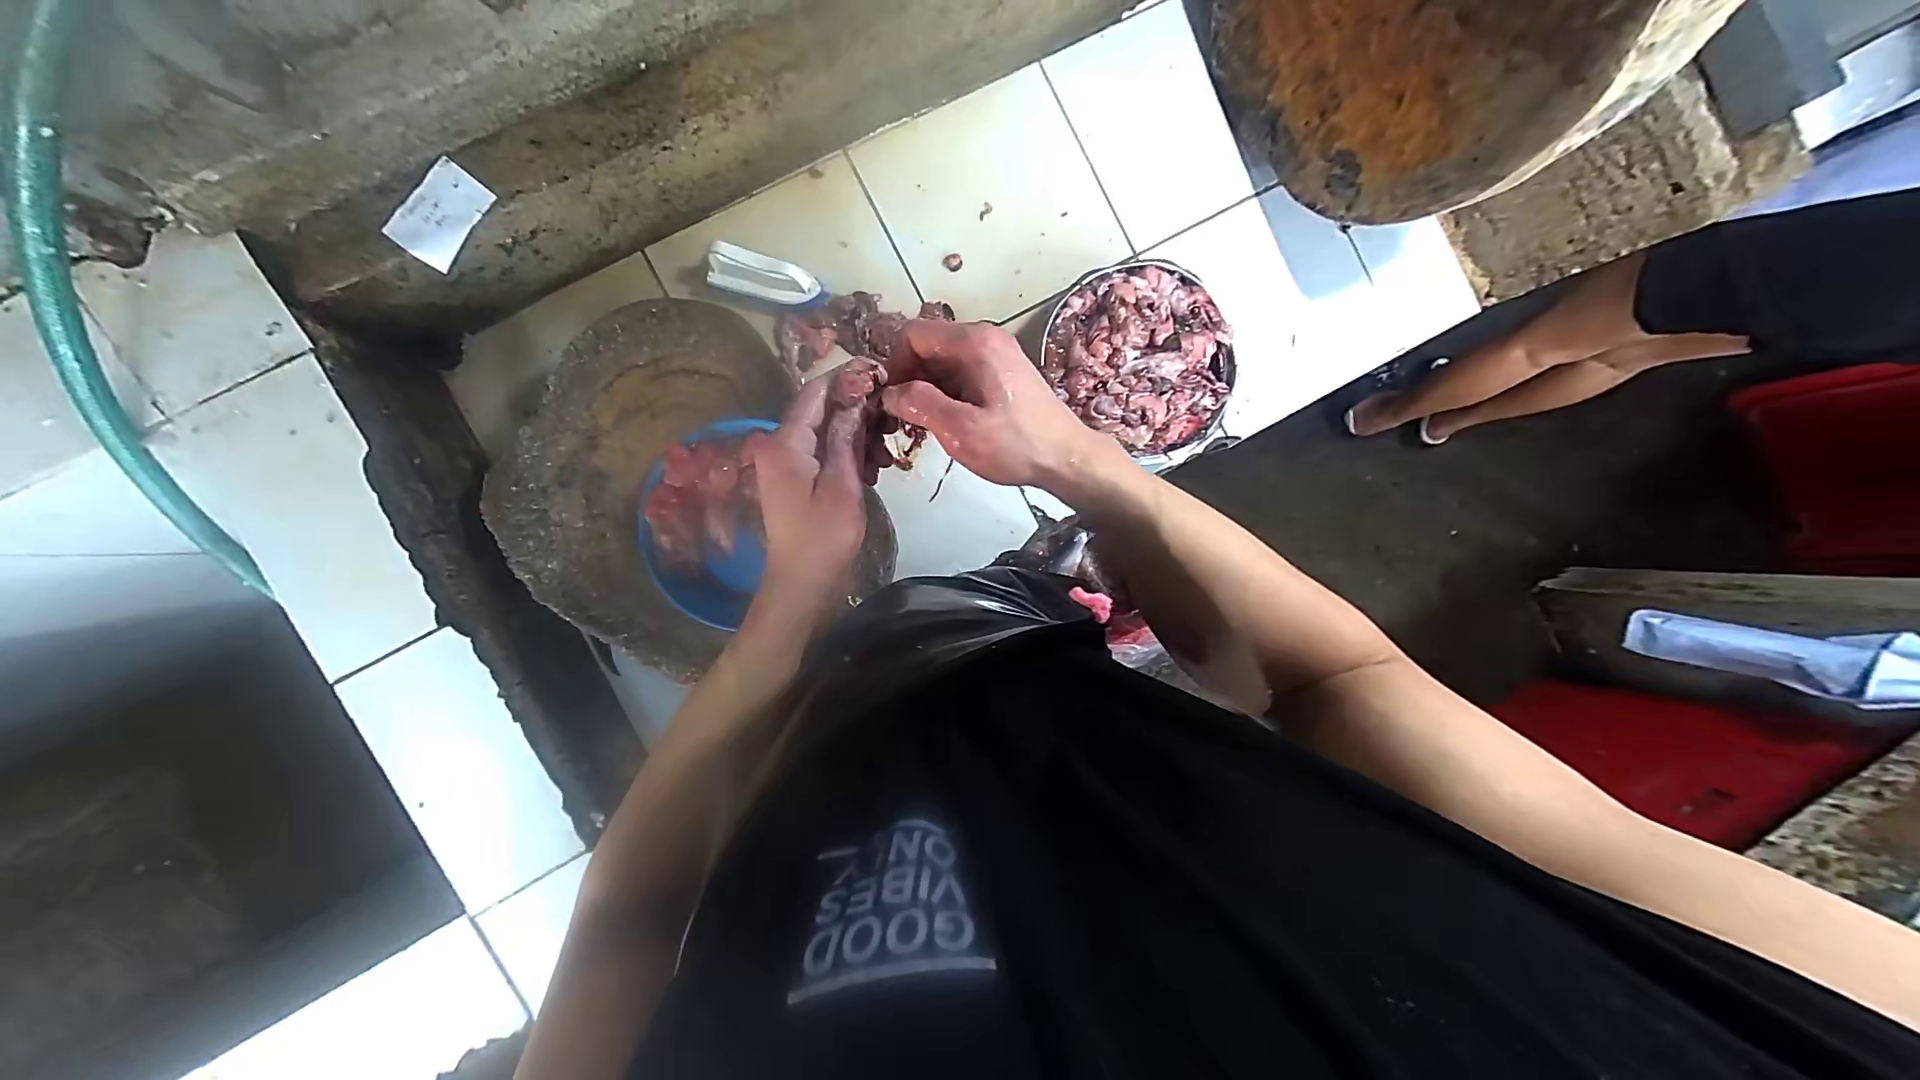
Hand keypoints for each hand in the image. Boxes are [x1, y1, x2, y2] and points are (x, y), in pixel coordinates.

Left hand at [747, 376, 865, 626]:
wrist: (802, 583)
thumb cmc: (823, 537)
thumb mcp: (842, 484)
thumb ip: (846, 438)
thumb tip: (855, 400)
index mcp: (785, 442)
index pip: (815, 392)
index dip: (847, 378)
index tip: (881, 375)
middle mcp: (779, 445)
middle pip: (820, 410)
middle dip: (857, 411)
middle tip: (891, 421)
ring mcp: (786, 462)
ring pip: (826, 432)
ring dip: (856, 436)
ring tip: (884, 456)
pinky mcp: (795, 478)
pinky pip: (823, 452)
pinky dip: (847, 454)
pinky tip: (871, 470)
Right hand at [881, 320, 1124, 490]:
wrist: (1068, 458)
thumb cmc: (1016, 444)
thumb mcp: (961, 429)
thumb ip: (920, 404)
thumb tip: (889, 393)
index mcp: (975, 342)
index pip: (914, 334)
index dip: (894, 365)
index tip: (890, 400)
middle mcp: (985, 338)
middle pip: (928, 347)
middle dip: (908, 379)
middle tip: (901, 418)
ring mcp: (995, 355)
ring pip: (943, 363)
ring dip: (926, 390)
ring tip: (921, 426)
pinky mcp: (1001, 374)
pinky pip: (960, 374)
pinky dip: (945, 394)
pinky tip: (945, 424)